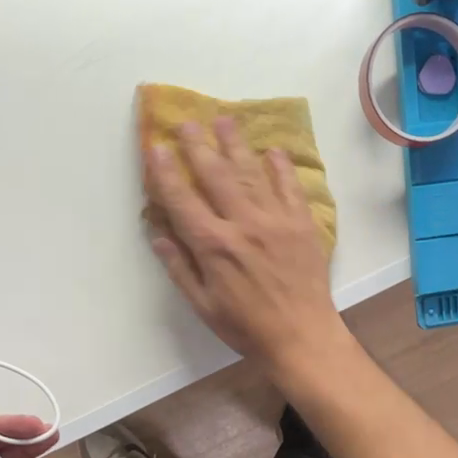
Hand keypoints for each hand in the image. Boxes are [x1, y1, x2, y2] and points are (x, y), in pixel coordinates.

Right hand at [145, 118, 346, 372]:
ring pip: (251, 173)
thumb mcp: (203, 306)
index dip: (165, 172)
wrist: (302, 336)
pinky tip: (271, 151)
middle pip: (215, 175)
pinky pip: (289, 187)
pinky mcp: (302, 224)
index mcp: (213, 245)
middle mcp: (243, 224)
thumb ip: (180, 267)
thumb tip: (157, 233)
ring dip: (235, 144)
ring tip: (224, 120)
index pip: (182, 199)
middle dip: (198, 146)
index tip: (155, 147)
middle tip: (187, 122)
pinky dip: (280, 167)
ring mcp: (275, 220)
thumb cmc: (247, 328)